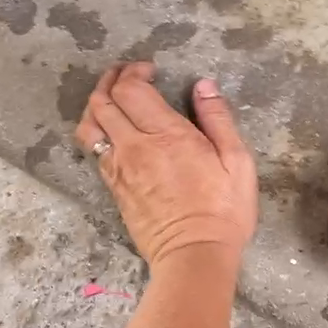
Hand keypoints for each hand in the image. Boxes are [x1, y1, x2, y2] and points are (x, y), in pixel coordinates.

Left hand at [74, 63, 257, 265]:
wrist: (194, 256)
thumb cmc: (223, 210)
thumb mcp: (237, 161)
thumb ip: (218, 119)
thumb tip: (204, 85)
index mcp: (166, 135)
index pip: (130, 89)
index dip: (134, 72)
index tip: (150, 70)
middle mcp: (134, 148)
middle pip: (102, 102)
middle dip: (110, 80)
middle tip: (125, 74)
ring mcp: (119, 170)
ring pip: (90, 126)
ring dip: (96, 105)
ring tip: (111, 98)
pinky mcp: (115, 189)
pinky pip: (95, 152)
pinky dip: (98, 132)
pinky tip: (114, 132)